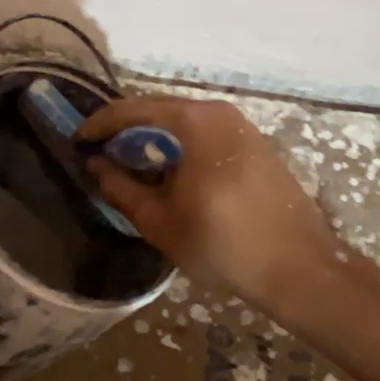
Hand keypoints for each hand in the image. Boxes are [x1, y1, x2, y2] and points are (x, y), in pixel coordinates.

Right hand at [79, 96, 340, 307]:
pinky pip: (205, 134)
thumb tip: (97, 165)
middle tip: (100, 150)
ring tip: (130, 162)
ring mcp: (242, 127)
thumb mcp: (161, 221)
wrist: (301, 270)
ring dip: (153, 138)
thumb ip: (121, 188)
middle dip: (126, 128)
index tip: (78, 140)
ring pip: (183, 122)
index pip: (134, 109)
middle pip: (160, 109)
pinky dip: (179, 145)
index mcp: (196, 122)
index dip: (100, 124)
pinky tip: (169, 171)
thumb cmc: (224, 244)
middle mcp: (220, 113)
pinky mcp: (255, 146)